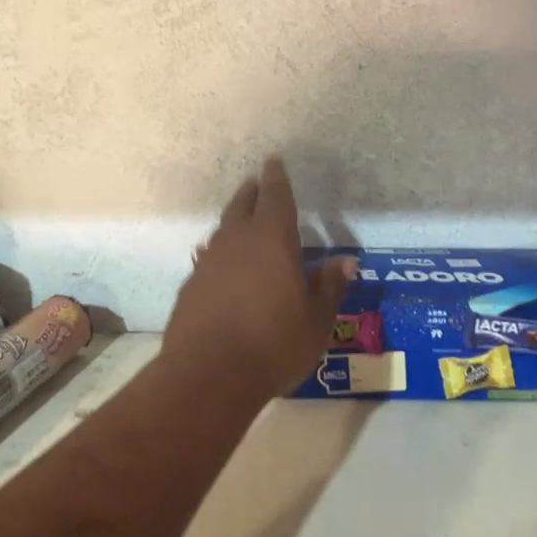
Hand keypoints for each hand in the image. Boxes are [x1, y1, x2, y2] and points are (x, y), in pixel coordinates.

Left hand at [165, 158, 355, 396]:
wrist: (208, 373)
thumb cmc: (274, 345)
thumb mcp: (316, 320)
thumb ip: (329, 287)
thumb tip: (345, 262)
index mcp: (272, 240)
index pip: (276, 198)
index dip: (277, 179)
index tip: (274, 162)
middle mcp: (237, 242)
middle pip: (243, 206)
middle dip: (252, 193)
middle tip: (257, 184)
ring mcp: (209, 262)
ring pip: (223, 230)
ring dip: (234, 220)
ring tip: (242, 220)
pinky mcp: (192, 285)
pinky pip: (210, 256)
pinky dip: (220, 252)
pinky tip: (222, 263)